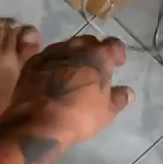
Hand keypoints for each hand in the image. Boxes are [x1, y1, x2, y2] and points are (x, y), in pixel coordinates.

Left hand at [3, 34, 133, 144]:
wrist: (39, 122)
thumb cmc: (79, 116)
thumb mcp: (106, 113)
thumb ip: (118, 99)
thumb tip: (128, 92)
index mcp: (99, 57)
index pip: (114, 45)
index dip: (117, 53)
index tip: (118, 63)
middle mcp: (77, 48)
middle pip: (89, 41)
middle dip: (94, 51)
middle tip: (95, 66)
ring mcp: (53, 52)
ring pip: (68, 46)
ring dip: (73, 54)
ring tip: (74, 69)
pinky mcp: (34, 61)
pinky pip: (49, 56)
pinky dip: (54, 62)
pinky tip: (53, 74)